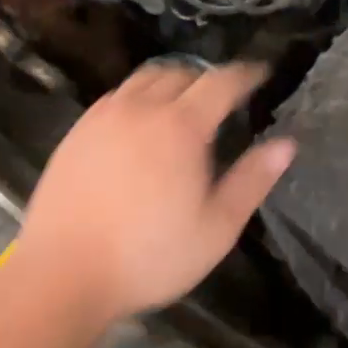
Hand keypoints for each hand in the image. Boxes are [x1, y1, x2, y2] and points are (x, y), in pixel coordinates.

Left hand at [7, 61, 294, 324]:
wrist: (61, 275)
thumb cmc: (149, 256)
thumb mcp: (216, 228)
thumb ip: (252, 181)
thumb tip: (286, 144)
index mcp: (181, 127)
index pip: (221, 82)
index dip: (245, 74)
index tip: (260, 74)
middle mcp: (141, 109)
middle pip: (181, 72)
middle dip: (207, 79)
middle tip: (222, 99)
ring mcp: (103, 117)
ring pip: (144, 80)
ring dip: (170, 82)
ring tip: (182, 104)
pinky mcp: (76, 132)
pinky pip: (115, 97)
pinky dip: (137, 98)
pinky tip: (139, 125)